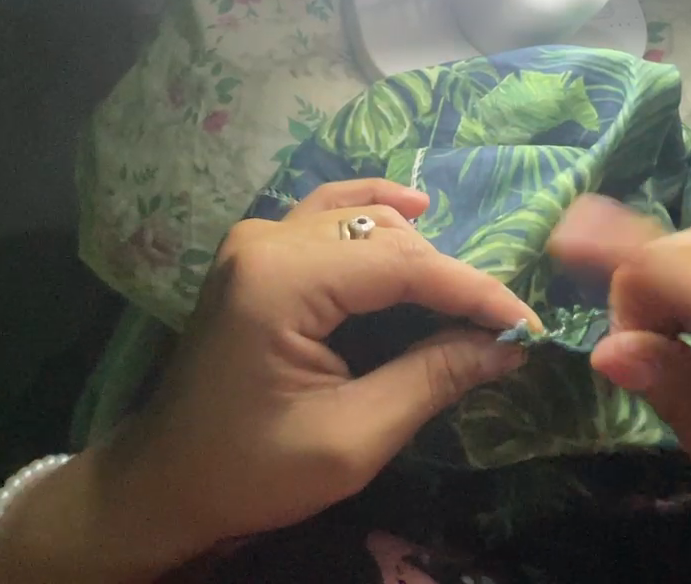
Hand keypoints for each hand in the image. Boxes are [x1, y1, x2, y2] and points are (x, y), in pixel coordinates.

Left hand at [73, 179, 538, 577]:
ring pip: (361, 216)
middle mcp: (266, 239)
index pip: (399, 264)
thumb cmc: (249, 471)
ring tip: (460, 292)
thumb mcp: (350, 441)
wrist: (164, 480)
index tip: (526, 323)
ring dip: (417, 249)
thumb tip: (504, 345)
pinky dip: (375, 211)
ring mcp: (257, 236)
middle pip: (383, 235)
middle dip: (446, 276)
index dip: (471, 290)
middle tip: (496, 324)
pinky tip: (412, 210)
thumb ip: (430, 380)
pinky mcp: (258, 247)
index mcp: (279, 280)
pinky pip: (330, 211)